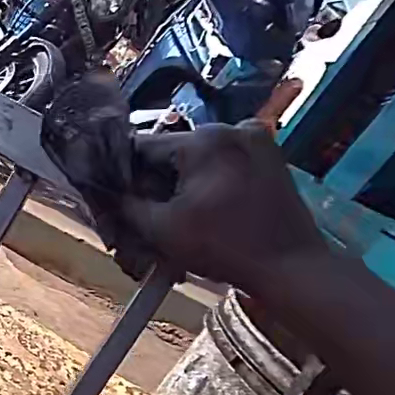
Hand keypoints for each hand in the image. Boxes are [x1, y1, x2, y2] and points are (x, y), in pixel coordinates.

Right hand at [122, 123, 327, 293]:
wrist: (291, 268)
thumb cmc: (225, 248)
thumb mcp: (163, 229)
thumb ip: (126, 205)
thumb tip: (104, 190)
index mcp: (204, 139)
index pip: (144, 147)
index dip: (125, 175)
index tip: (118, 200)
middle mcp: (231, 126)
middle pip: (173, 152)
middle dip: (157, 182)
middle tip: (148, 216)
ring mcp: (256, 139)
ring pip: (199, 158)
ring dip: (182, 183)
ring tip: (179, 218)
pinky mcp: (270, 156)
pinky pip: (225, 162)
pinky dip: (209, 182)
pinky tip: (207, 211)